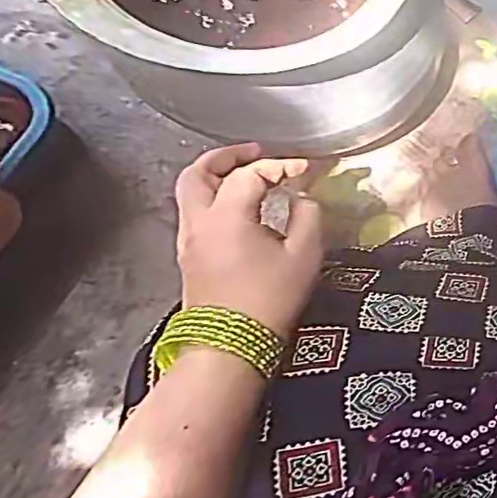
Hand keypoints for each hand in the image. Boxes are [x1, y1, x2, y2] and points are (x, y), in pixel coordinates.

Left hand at [173, 143, 323, 339]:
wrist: (232, 344)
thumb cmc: (271, 297)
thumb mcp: (304, 255)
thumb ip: (307, 217)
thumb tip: (302, 199)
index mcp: (226, 217)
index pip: (250, 174)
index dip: (280, 165)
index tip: (306, 170)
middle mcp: (199, 222)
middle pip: (198, 173)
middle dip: (228, 156)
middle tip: (258, 153)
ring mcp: (189, 240)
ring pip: (191, 192)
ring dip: (218, 175)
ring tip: (249, 175)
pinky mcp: (190, 256)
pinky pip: (197, 211)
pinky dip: (216, 196)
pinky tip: (243, 205)